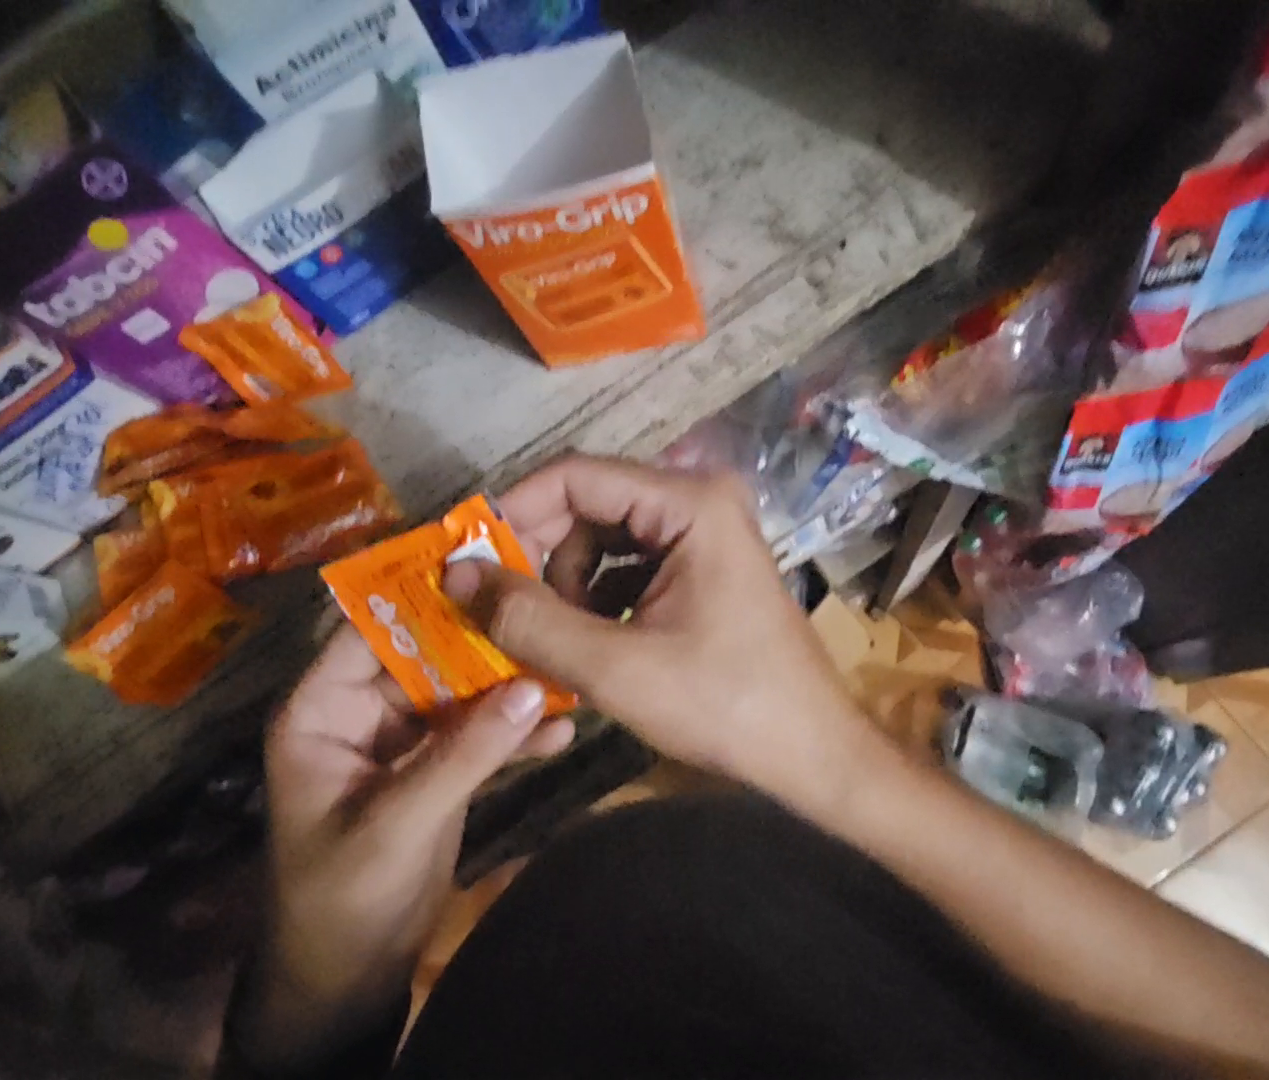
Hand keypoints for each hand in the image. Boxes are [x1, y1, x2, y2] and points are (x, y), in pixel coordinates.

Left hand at [237, 627, 572, 1070]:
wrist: (350, 976)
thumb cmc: (341, 897)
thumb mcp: (395, 822)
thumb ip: (463, 754)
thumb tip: (532, 687)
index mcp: (323, 710)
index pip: (368, 631)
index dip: (420, 595)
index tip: (483, 563)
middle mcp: (365, 712)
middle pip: (427, 653)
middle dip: (482, 637)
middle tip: (542, 605)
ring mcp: (409, 739)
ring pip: (463, 691)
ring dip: (509, 683)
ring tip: (565, 663)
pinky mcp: (442, 768)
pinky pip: (483, 734)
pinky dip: (519, 732)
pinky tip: (563, 728)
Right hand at [443, 456, 885, 814]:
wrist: (813, 753)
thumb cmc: (725, 707)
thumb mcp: (615, 667)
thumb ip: (529, 619)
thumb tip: (456, 574)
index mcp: (689, 503)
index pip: (574, 477)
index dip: (512, 513)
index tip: (466, 559)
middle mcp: (698, 501)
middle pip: (589, 505)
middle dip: (539, 556)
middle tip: (498, 609)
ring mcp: (704, 535)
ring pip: (604, 539)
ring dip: (567, 585)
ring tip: (552, 641)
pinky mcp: (703, 569)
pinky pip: (629, 567)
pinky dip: (596, 600)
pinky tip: (587, 645)